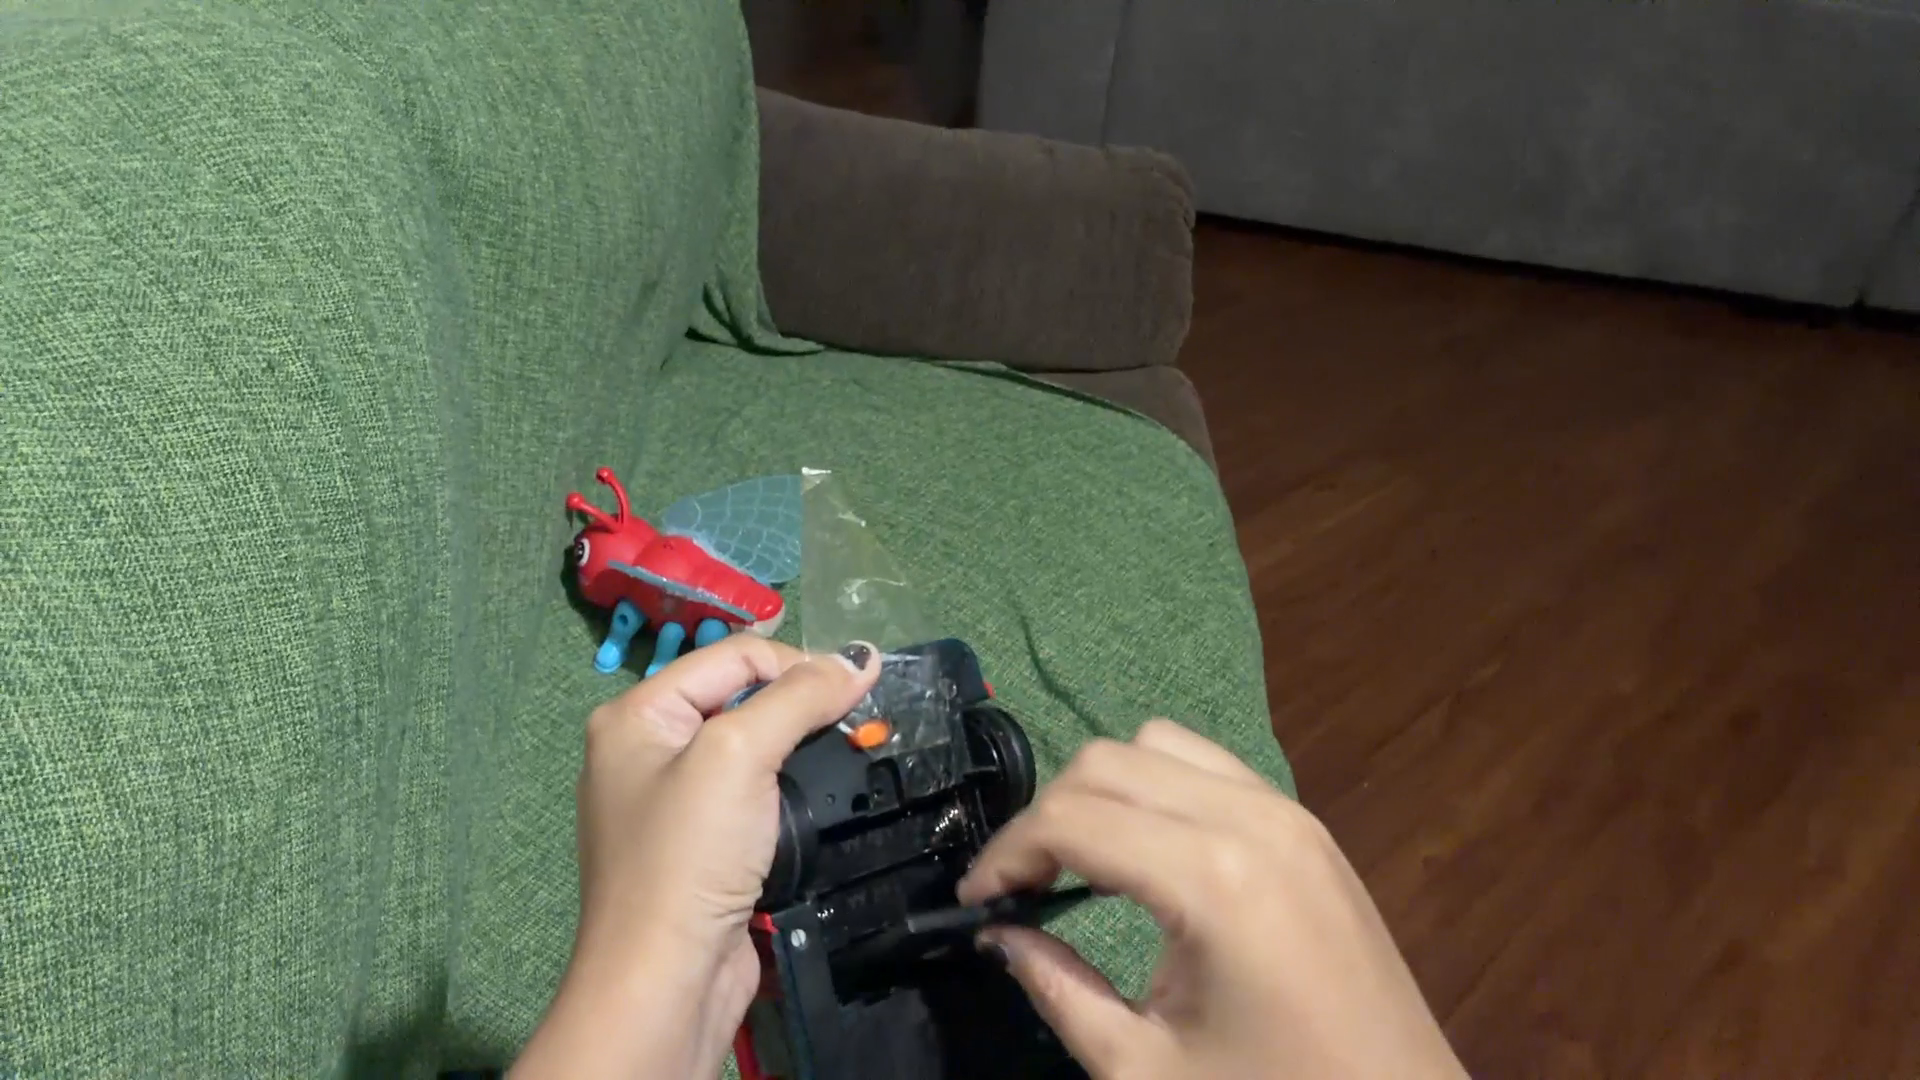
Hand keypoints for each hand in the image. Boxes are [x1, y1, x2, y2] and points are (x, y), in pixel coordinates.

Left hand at [512, 635, 881, 1079]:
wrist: (666, 985)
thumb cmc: (690, 854)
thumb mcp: (742, 753)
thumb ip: (802, 695)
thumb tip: (864, 656)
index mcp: (639, 713)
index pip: (734, 655)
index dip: (798, 662)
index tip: (854, 689)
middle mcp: (649, 745)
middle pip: (742, 692)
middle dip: (801, 698)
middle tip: (856, 714)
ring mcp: (673, 794)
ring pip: (752, 738)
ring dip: (801, 737)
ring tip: (847, 742)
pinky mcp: (701, 836)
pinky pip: (751, 782)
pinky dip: (788, 776)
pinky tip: (817, 783)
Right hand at [957, 720, 1465, 1079]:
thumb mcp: (1145, 1072)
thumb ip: (1057, 988)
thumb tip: (996, 933)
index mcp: (1213, 880)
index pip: (1072, 820)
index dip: (1007, 852)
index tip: (977, 899)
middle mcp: (1248, 816)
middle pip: (1104, 763)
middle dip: (1045, 815)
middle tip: (1023, 882)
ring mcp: (1282, 807)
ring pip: (1152, 743)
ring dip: (1100, 789)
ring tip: (1082, 858)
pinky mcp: (1300, 818)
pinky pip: (1203, 761)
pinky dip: (1153, 782)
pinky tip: (1149, 844)